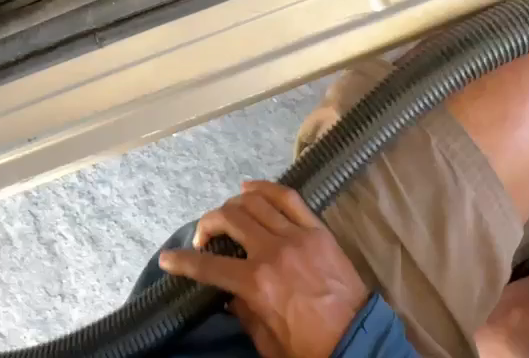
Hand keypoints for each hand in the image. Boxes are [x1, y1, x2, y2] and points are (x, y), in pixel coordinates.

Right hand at [159, 181, 370, 357]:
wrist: (360, 343)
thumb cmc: (310, 349)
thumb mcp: (268, 343)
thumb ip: (243, 314)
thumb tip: (226, 294)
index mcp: (258, 284)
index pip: (208, 267)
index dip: (183, 262)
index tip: (168, 259)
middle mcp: (273, 251)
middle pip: (229, 219)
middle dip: (208, 225)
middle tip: (204, 238)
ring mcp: (297, 235)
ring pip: (254, 202)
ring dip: (232, 205)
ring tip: (226, 215)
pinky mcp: (317, 229)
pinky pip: (287, 196)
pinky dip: (264, 187)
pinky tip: (249, 188)